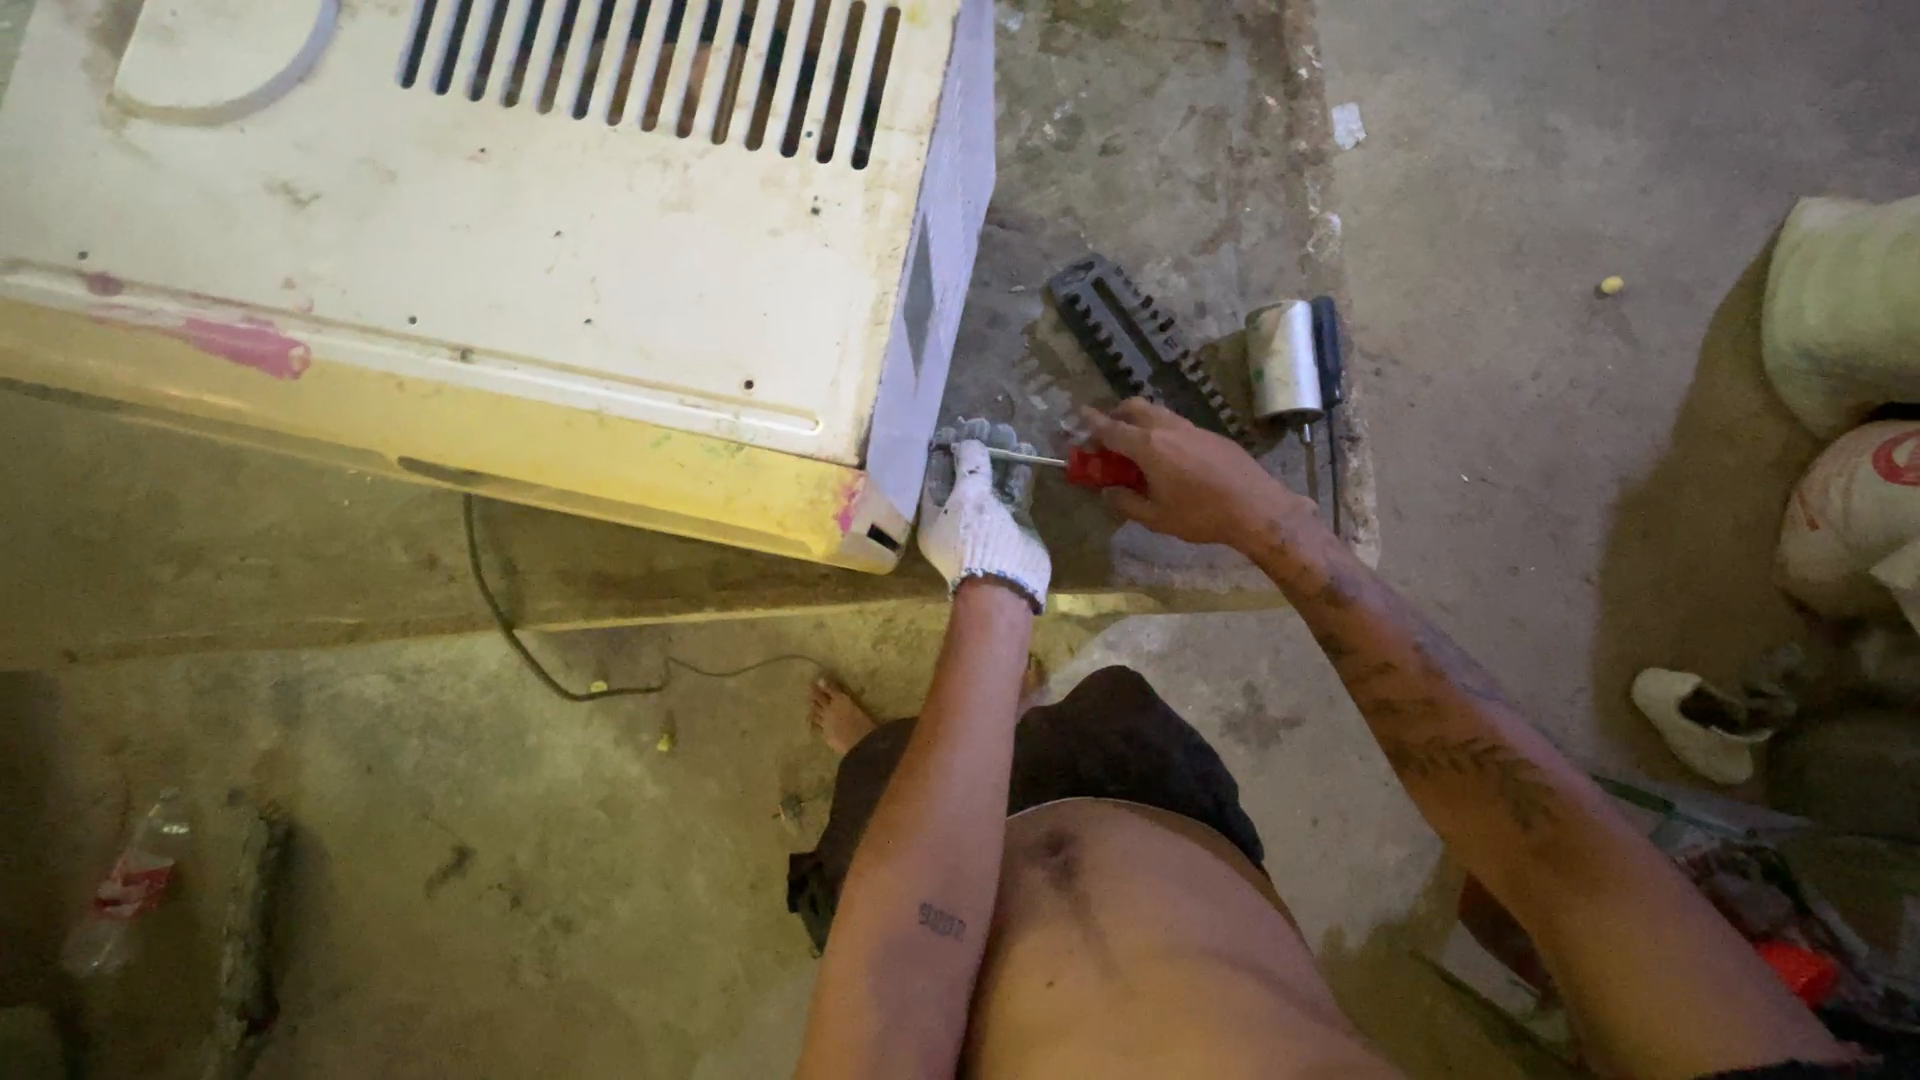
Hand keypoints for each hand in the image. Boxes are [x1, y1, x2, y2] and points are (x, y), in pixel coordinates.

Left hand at [919, 420, 1051, 612]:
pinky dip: (1019, 474)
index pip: (936, 475)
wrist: (1005, 581)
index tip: (955, 427)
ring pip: (993, 482)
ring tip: (1008, 432)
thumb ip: (970, 466)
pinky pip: (1014, 492)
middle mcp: (959, 516)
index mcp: (935, 514)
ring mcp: (987, 520)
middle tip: (987, 424)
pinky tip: (1025, 452)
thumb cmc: (974, 537)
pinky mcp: (1013, 523)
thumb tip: (969, 441)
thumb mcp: (966, 496)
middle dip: (977, 450)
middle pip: (967, 476)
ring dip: (1001, 458)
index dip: (946, 450)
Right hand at [1082, 399, 1316, 549]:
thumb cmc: (1200, 516)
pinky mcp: (1211, 435)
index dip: (1092, 423)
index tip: (1079, 414)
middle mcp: (1168, 429)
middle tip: (1108, 431)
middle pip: (1135, 408)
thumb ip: (1127, 502)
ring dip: (1141, 421)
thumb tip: (1110, 492)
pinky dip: (1162, 431)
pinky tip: (1168, 457)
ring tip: (1136, 445)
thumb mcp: (1156, 518)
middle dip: (1117, 413)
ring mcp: (1193, 429)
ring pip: (1158, 413)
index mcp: (1149, 447)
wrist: (1256, 508)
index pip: (1112, 429)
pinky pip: (1178, 425)